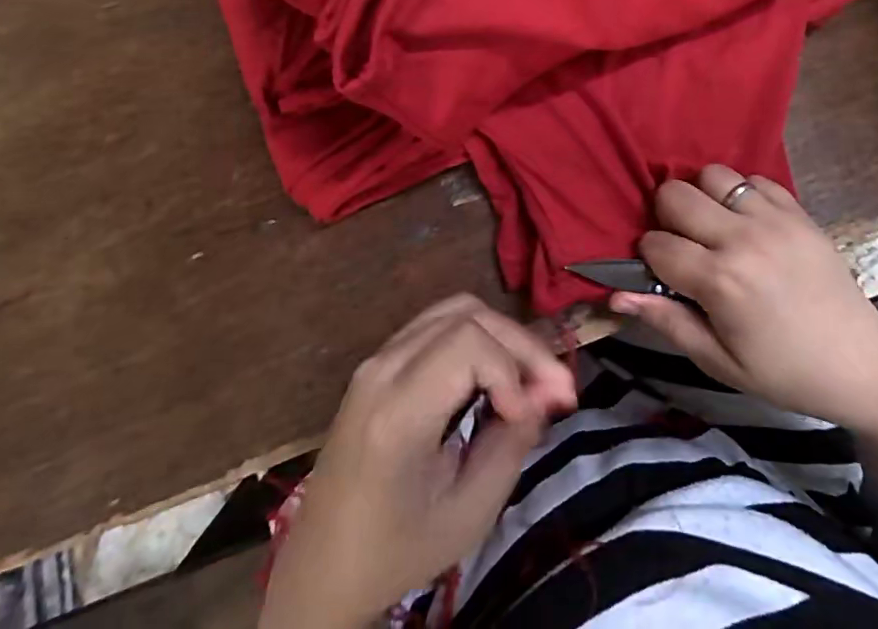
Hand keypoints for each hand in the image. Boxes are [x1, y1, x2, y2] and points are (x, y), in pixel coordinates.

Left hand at [259, 295, 576, 628]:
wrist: (322, 567)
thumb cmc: (398, 550)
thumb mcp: (470, 511)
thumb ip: (513, 442)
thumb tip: (551, 391)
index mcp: (398, 411)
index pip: (471, 342)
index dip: (514, 368)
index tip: (530, 418)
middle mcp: (382, 370)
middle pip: (468, 316)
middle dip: (521, 346)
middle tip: (555, 390)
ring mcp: (376, 361)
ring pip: (455, 311)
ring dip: (500, 338)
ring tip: (528, 381)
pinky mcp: (378, 364)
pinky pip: (437, 325)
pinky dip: (476, 339)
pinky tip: (492, 376)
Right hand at [613, 164, 877, 432]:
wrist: (860, 362)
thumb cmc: (784, 371)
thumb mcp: (718, 361)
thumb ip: (666, 321)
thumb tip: (615, 294)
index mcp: (721, 281)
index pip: (656, 244)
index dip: (649, 258)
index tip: (662, 273)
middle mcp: (744, 238)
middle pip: (676, 194)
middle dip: (666, 217)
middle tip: (683, 245)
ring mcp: (775, 219)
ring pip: (713, 175)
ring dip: (702, 197)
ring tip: (713, 227)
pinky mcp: (798, 212)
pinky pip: (754, 179)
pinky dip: (741, 194)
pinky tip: (747, 223)